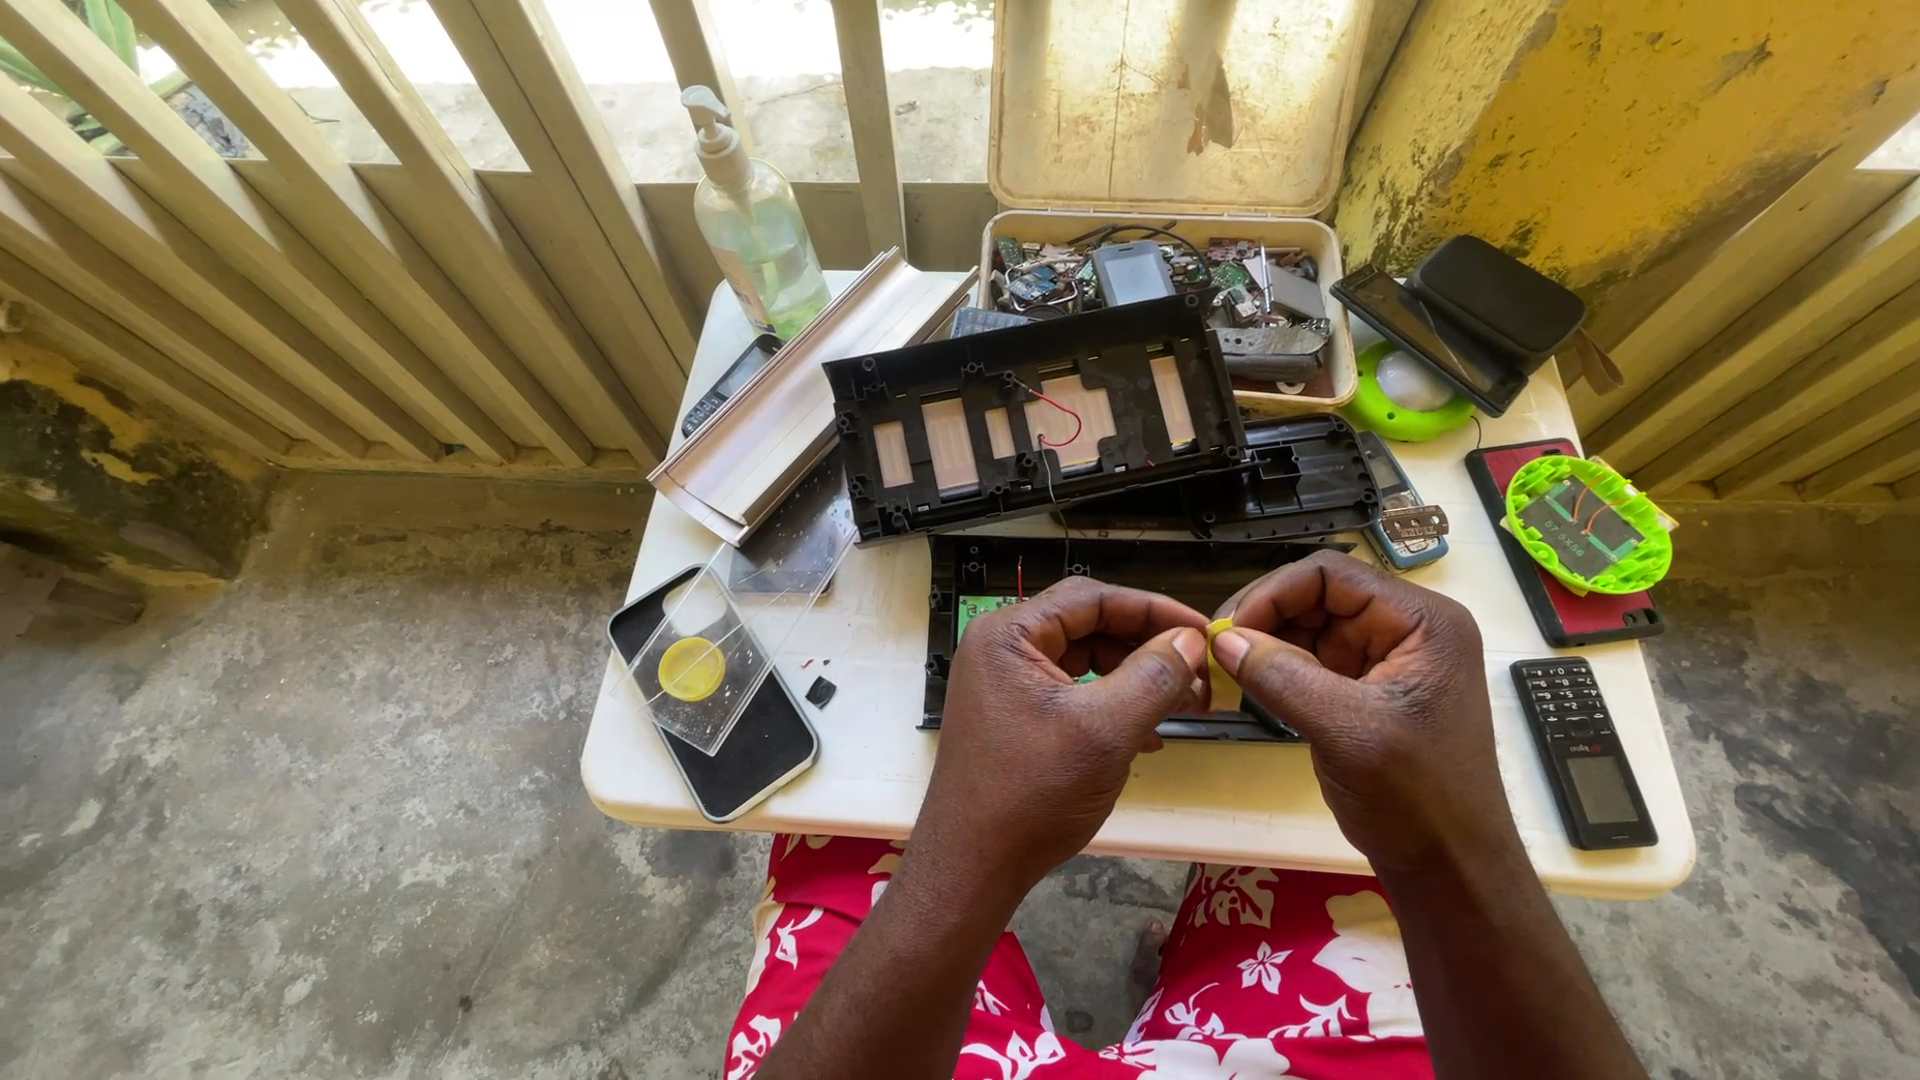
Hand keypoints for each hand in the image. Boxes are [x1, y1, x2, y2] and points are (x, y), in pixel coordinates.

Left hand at [908, 577, 1209, 902]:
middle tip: (1198, 676)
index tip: (1203, 631)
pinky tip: (1148, 735)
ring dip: (1135, 679)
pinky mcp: (1015, 716)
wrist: (972, 867)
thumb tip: (1190, 640)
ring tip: (1183, 706)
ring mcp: (1005, 684)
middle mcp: (1002, 649)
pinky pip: (1073, 694)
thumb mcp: (1105, 731)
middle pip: (1088, 626)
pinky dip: (1112, 706)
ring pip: (1085, 662)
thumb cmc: (1032, 793)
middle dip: (1147, 648)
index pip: (1092, 598)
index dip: (1153, 610)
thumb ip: (1153, 676)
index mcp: (1009, 634)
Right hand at [1209, 551, 1518, 874]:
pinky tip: (1249, 681)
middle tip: (1218, 646)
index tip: (1228, 628)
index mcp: (1422, 622)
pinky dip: (1275, 664)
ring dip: (1265, 640)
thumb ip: (1282, 676)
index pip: (1332, 575)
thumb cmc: (1416, 797)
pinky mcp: (1362, 686)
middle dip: (1265, 616)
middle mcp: (1405, 628)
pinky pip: (1308, 657)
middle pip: (1317, 595)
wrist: (1447, 866)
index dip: (1273, 593)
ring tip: (1228, 665)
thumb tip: (1221, 638)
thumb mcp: (1347, 730)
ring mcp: (1384, 657)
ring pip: (1307, 625)